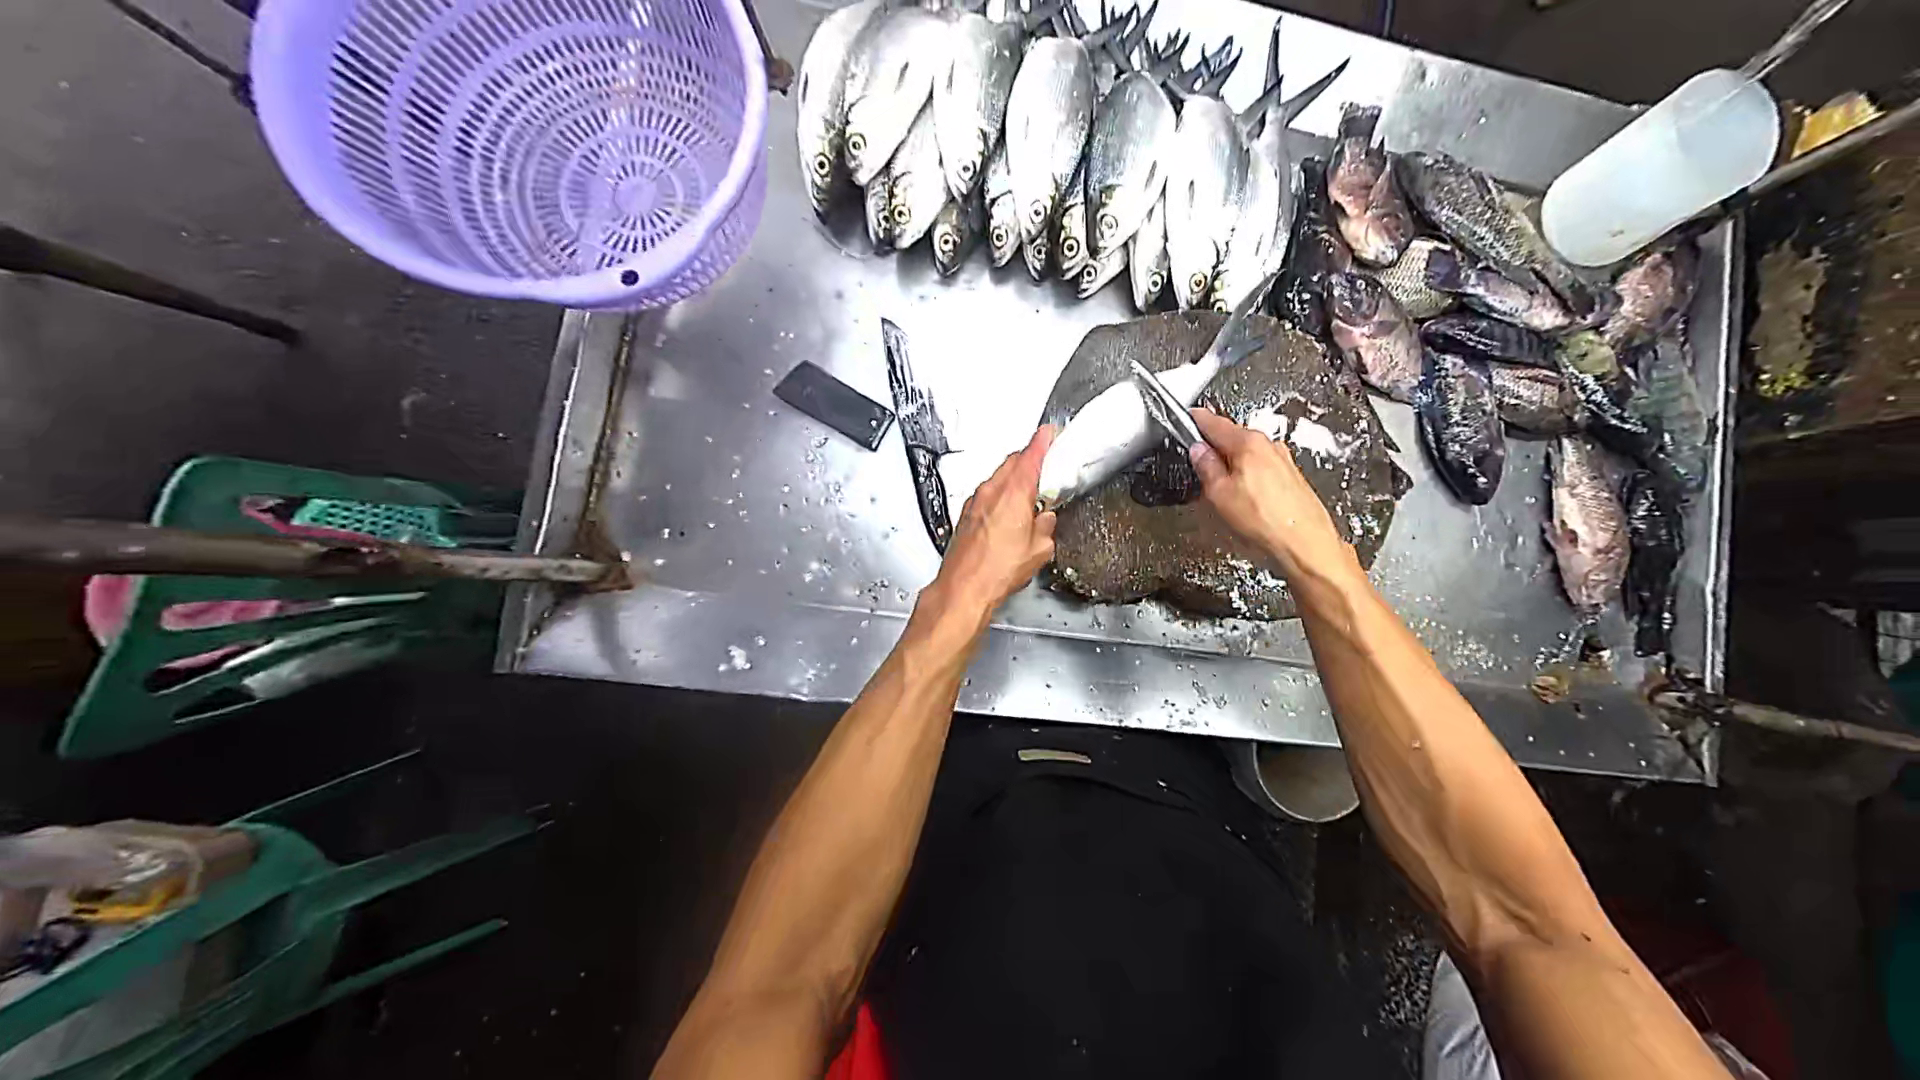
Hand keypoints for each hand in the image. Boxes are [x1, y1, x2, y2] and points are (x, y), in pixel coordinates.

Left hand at [925, 426, 1057, 622]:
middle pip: (1012, 463)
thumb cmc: (996, 569)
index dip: (1042, 441)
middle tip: (1043, 463)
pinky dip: (999, 495)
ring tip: (1027, 493)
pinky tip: (1007, 512)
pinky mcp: (966, 514)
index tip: (1048, 432)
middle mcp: (991, 491)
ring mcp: (975, 502)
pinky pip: (987, 494)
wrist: (964, 587)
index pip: (1030, 455)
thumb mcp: (1039, 549)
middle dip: (1028, 459)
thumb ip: (1046, 526)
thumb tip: (1046, 520)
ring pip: (998, 478)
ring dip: (1012, 479)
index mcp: (1014, 492)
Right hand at [1187, 408, 1352, 579]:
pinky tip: (1243, 497)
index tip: (1189, 417)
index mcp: (1248, 443)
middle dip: (1214, 447)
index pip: (1215, 422)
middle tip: (1198, 463)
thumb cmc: (1266, 521)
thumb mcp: (1219, 494)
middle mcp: (1269, 446)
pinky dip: (1247, 475)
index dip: (1197, 420)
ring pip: (1247, 454)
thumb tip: (1198, 451)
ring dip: (1231, 464)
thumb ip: (1205, 467)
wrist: (1304, 543)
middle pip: (1232, 437)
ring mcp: (1283, 461)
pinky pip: (1261, 468)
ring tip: (1220, 488)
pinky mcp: (1290, 477)